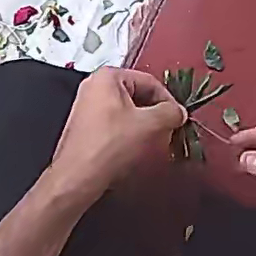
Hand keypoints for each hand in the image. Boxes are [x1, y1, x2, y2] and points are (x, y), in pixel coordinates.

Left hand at [49, 67, 186, 197]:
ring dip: (145, 123)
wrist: (77, 177)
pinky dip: (130, 130)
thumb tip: (178, 111)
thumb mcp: (148, 125)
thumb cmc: (108, 146)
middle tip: (169, 128)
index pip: (149, 82)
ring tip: (155, 139)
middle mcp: (95, 86)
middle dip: (156, 112)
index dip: (168, 99)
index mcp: (107, 77)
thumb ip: (169, 112)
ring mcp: (88, 106)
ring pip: (128, 109)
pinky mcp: (86, 125)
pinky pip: (116, 121)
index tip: (178, 115)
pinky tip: (136, 146)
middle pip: (138, 94)